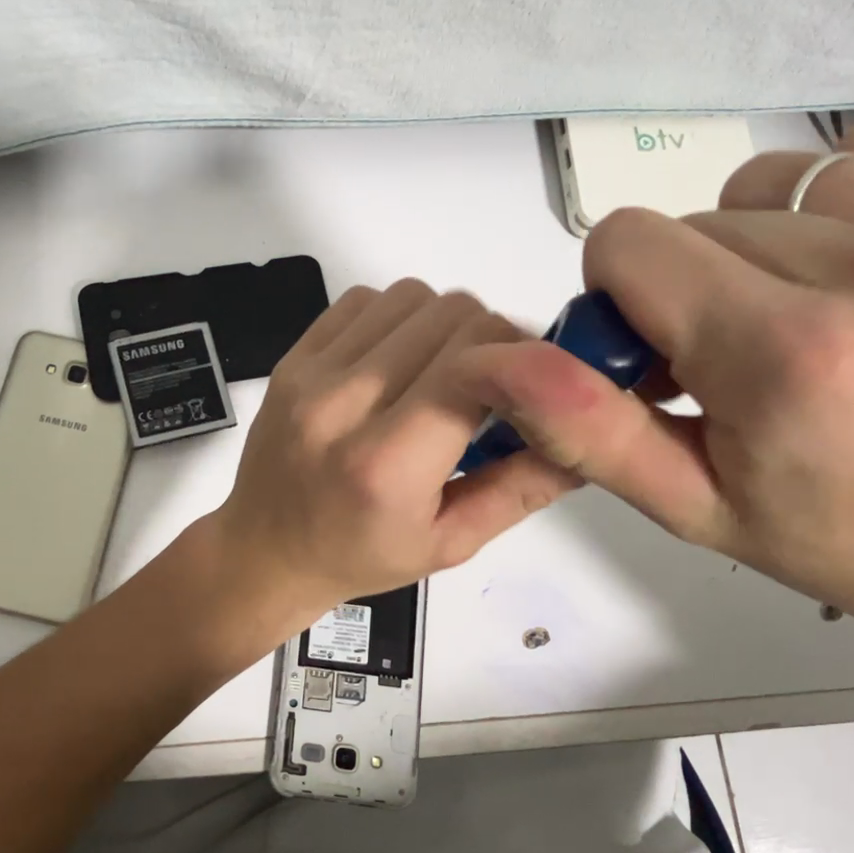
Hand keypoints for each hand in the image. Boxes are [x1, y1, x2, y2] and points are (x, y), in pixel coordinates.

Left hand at [211, 279, 577, 623]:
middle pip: (450, 316)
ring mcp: (310, 377)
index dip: (524, 358)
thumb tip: (588, 437)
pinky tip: (395, 360)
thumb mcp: (450, 543)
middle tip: (491, 382)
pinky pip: (362, 300)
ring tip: (440, 372)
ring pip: (410, 296)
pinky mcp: (291, 360)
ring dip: (442, 324)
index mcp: (388, 465)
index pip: (477, 363)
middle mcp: (344, 408)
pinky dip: (394, 317)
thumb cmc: (359, 556)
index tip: (535, 380)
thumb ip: (521, 488)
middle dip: (490, 340)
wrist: (266, 551)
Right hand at [460, 116, 853, 676]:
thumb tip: (503, 362)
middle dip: (695, 279)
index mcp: (789, 361)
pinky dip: (846, 199)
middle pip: (703, 217)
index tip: (658, 345)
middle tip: (739, 353)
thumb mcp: (689, 507)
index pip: (630, 243)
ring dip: (767, 238)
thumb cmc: (842, 539)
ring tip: (811, 312)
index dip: (620, 291)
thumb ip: (586, 429)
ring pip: (781, 179)